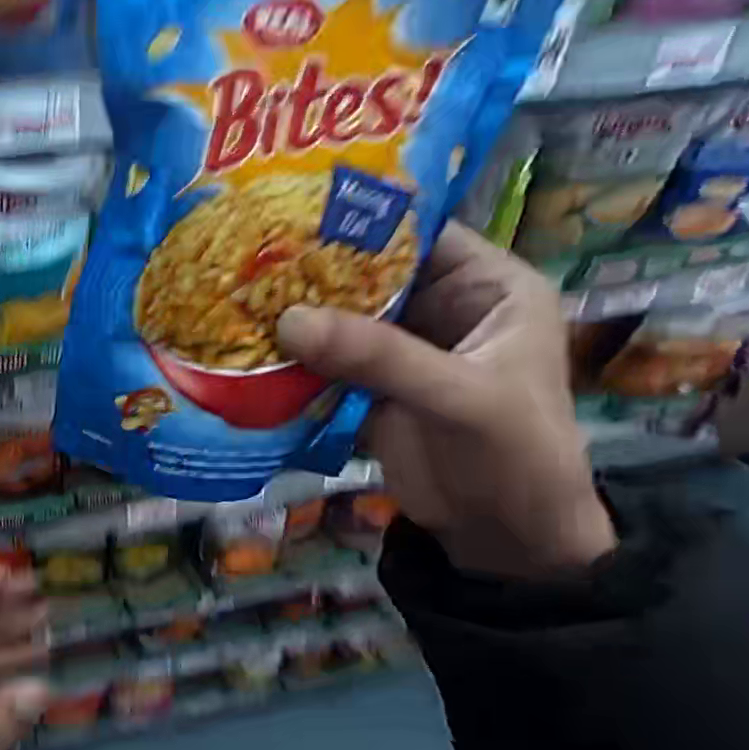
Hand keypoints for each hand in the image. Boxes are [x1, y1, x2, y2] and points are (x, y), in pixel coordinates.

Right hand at [278, 222, 615, 578]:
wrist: (501, 536)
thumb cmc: (512, 455)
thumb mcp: (458, 396)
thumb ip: (380, 356)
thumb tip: (287, 320)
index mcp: (487, 287)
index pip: (420, 234)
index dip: (363, 221)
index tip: (293, 213)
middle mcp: (440, 308)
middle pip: (368, 274)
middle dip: (313, 269)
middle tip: (248, 256)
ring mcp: (399, 348)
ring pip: (340, 317)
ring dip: (297, 313)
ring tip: (236, 294)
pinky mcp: (368, 384)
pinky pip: (324, 358)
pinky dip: (292, 355)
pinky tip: (248, 346)